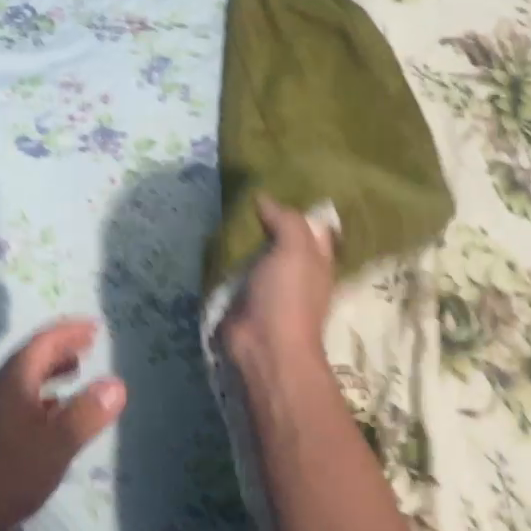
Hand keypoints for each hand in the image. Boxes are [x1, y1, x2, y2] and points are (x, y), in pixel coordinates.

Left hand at [0, 319, 126, 530]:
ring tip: (77, 372)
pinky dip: (43, 395)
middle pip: (32, 357)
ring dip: (51, 370)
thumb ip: (87, 413)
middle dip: (61, 346)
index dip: (69, 331)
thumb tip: (117, 383)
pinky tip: (54, 414)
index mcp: (14, 381)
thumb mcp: (57, 444)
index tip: (95, 325)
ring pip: (25, 379)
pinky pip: (20, 399)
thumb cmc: (10, 473)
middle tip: (90, 343)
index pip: (42, 342)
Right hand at [221, 195, 336, 367]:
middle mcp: (296, 270)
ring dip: (243, 237)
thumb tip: (263, 198)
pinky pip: (235, 268)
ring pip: (257, 251)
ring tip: (223, 209)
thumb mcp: (295, 250)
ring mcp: (268, 284)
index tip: (276, 185)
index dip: (299, 207)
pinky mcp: (243, 296)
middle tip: (242, 192)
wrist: (263, 345)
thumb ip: (285, 220)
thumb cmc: (288, 296)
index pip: (313, 226)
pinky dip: (226, 256)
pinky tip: (212, 239)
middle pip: (282, 236)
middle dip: (266, 218)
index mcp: (317, 259)